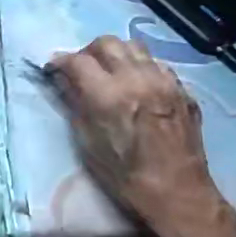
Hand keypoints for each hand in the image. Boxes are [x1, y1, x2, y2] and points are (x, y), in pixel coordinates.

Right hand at [51, 36, 233, 236]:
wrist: (178, 193)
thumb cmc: (124, 176)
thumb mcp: (87, 143)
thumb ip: (74, 104)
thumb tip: (62, 81)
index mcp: (109, 95)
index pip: (78, 60)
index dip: (60, 61)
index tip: (53, 69)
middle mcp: (138, 79)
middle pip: (107, 43)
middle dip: (88, 52)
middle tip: (81, 69)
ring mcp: (165, 82)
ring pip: (134, 47)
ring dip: (116, 55)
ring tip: (110, 73)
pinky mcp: (183, 90)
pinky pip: (156, 64)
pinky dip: (140, 67)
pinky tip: (136, 86)